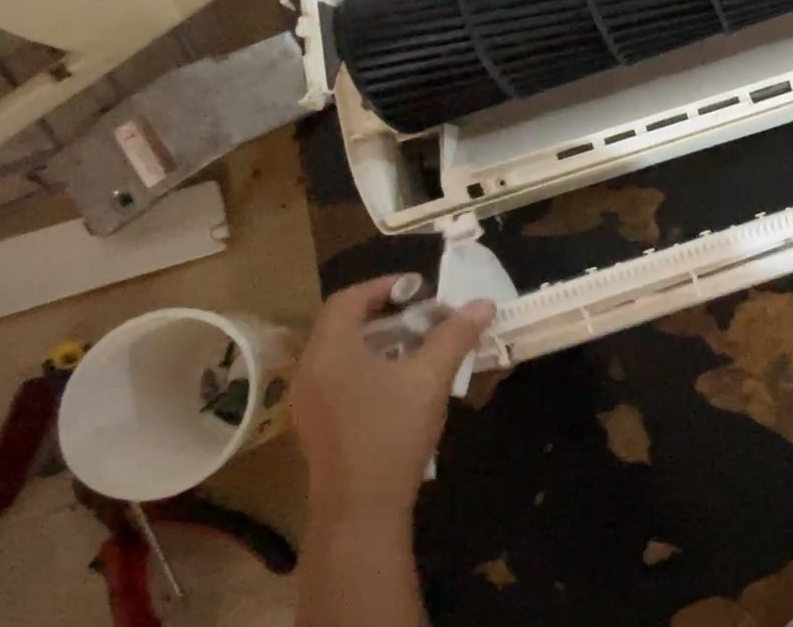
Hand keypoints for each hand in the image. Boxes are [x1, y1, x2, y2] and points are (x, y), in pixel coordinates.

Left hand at [290, 275, 494, 522]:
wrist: (361, 506)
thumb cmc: (392, 432)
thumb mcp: (431, 377)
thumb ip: (456, 335)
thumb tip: (483, 304)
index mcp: (330, 351)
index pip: (348, 299)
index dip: (384, 285)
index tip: (420, 288)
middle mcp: (310, 370)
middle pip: (343, 324)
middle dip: (387, 313)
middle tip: (426, 315)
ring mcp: (309, 400)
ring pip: (342, 352)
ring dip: (380, 340)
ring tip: (420, 345)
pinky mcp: (317, 422)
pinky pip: (339, 376)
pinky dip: (369, 365)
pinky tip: (401, 381)